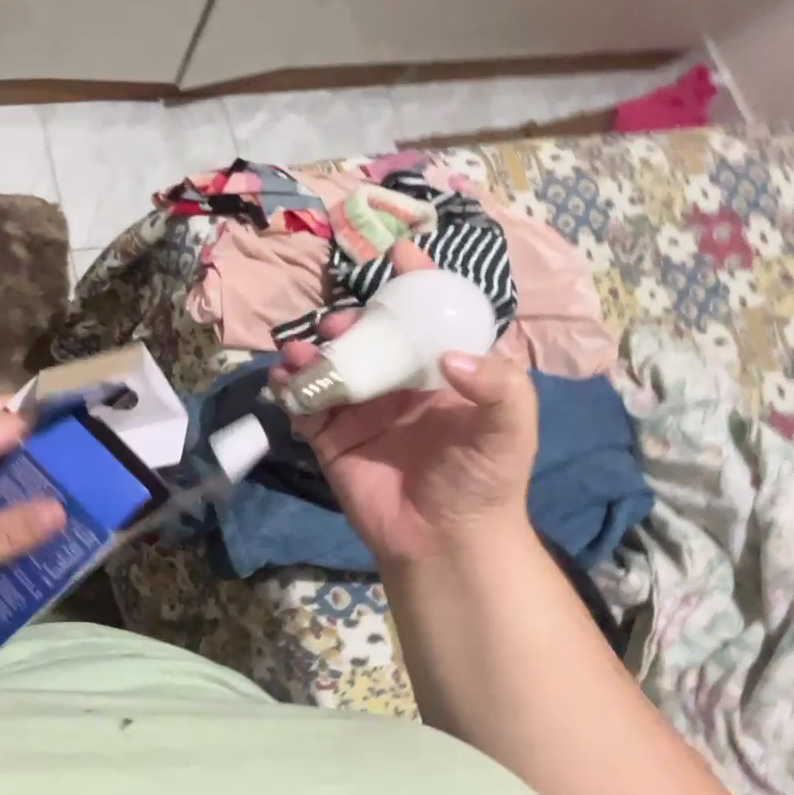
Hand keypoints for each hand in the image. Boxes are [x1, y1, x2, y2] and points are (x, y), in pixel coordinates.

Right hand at [270, 241, 537, 565]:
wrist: (444, 540)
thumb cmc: (484, 480)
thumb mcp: (510, 428)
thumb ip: (498, 385)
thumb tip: (448, 357)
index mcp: (440, 374)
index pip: (427, 318)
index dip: (415, 284)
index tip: (399, 254)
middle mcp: (397, 384)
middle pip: (368, 337)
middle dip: (350, 321)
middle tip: (340, 326)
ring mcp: (360, 410)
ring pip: (330, 367)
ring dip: (311, 353)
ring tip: (302, 352)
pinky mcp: (329, 438)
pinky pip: (304, 407)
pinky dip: (289, 390)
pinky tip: (283, 381)